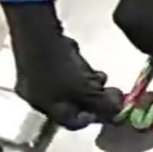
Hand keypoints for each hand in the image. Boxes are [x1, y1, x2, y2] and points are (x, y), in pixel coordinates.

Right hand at [1, 0, 122, 129]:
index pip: (73, 123)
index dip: (95, 118)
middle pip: (72, 105)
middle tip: (109, 91)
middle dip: (95, 99)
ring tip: (100, 76)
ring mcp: (34, 78)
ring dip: (89, 84)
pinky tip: (85, 63)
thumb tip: (118, 113)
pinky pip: (61, 73)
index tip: (110, 109)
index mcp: (45, 107)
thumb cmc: (60, 65)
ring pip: (69, 88)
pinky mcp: (37, 61)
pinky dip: (76, 71)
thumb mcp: (88, 91)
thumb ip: (105, 105)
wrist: (35, 28)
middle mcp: (36, 96)